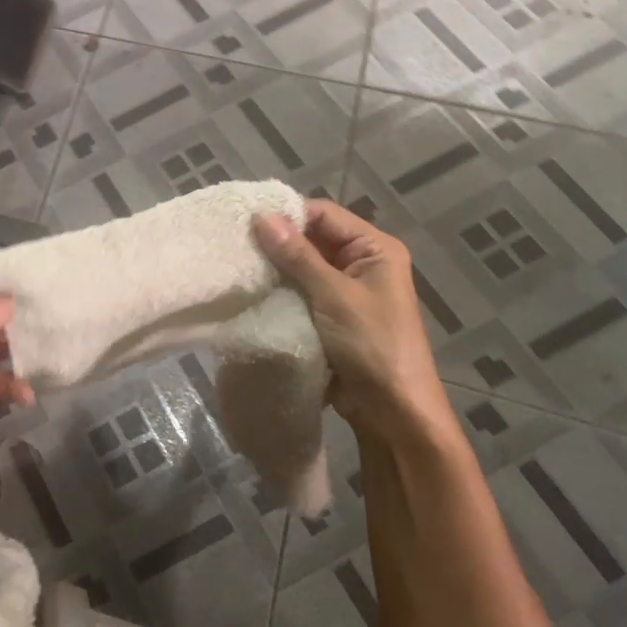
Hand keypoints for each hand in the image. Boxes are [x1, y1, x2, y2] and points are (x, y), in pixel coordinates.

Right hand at [254, 201, 451, 442]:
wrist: (393, 411)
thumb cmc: (373, 345)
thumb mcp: (334, 295)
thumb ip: (297, 256)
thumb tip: (262, 216)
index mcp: (375, 249)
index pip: (324, 214)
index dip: (287, 214)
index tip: (246, 220)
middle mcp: (361, 263)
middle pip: (311, 238)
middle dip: (276, 242)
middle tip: (234, 243)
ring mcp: (344, 291)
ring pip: (300, 267)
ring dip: (274, 268)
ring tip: (236, 265)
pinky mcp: (328, 316)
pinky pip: (298, 292)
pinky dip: (277, 291)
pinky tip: (250, 291)